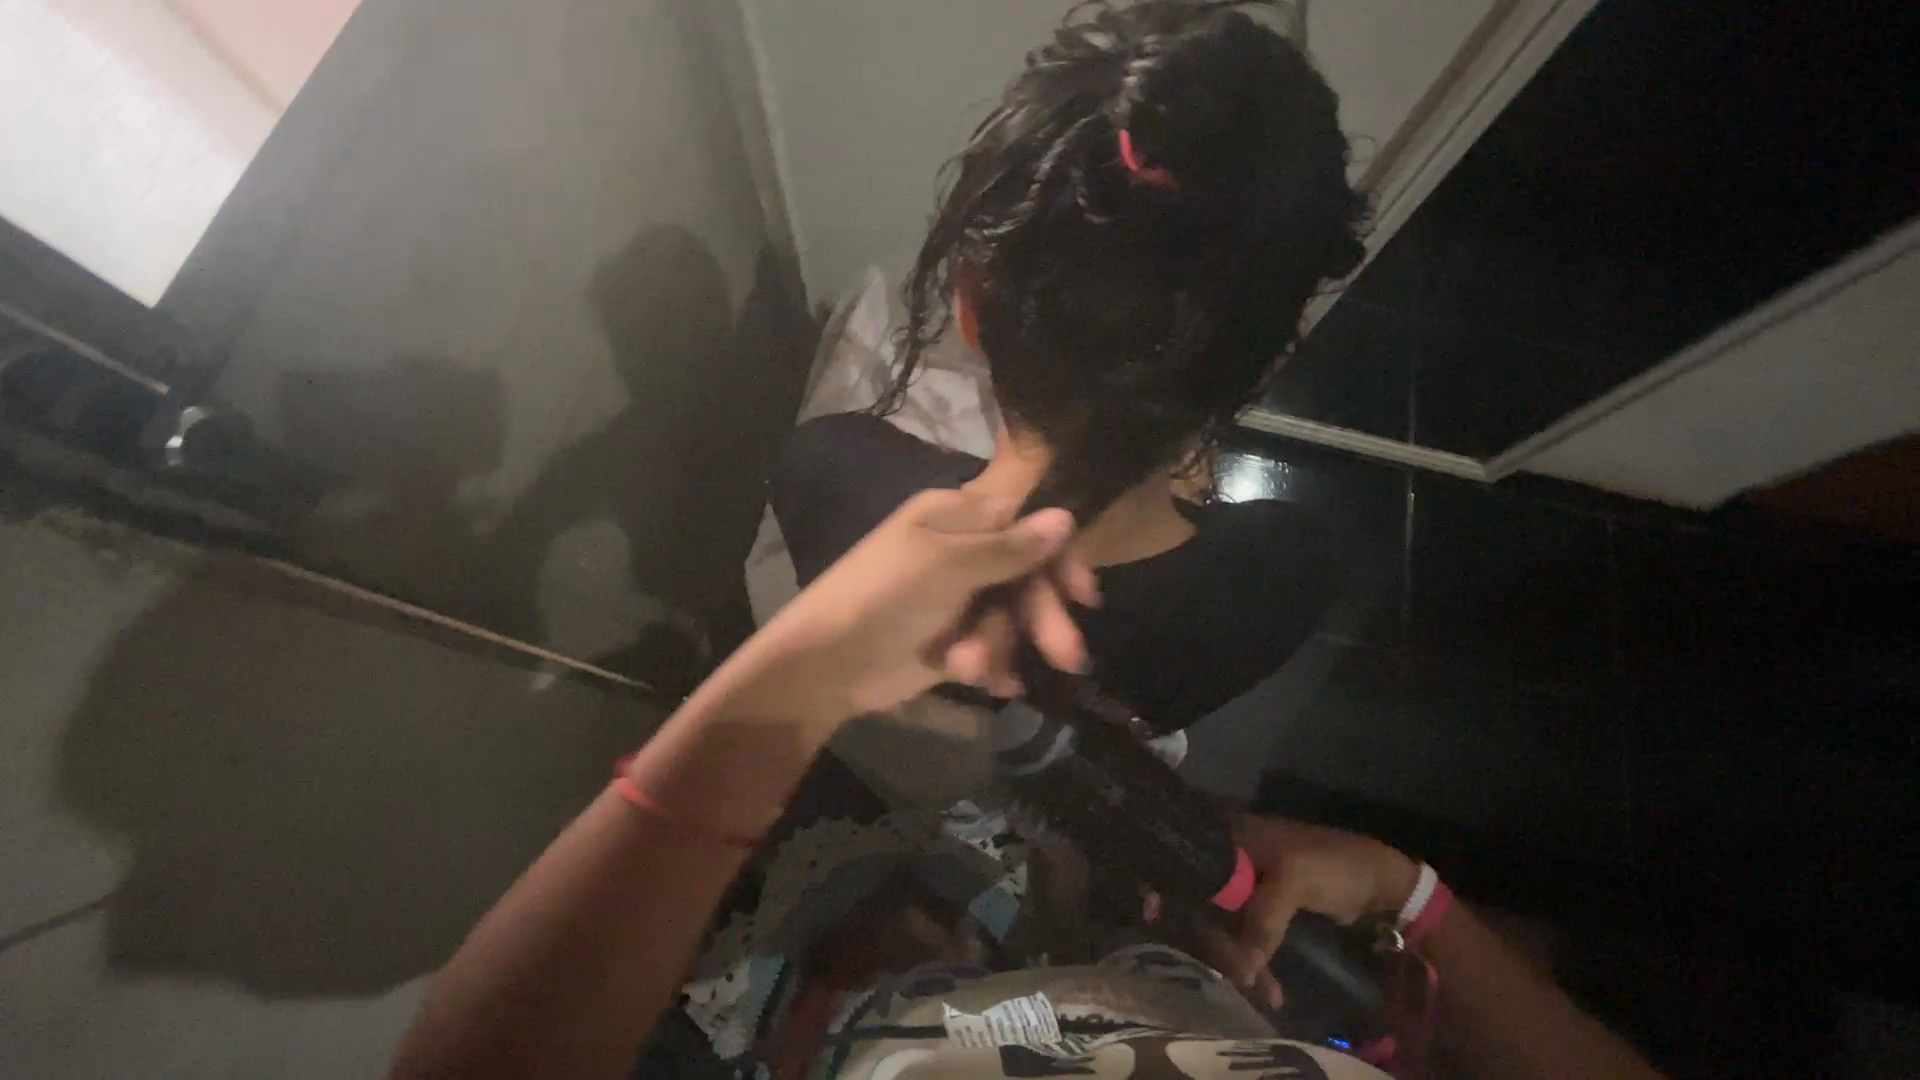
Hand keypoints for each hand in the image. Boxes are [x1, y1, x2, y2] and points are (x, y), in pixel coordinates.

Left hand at [752, 489, 1098, 718]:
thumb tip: (1066, 516)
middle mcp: (963, 551)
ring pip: (1013, 616)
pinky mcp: (956, 638)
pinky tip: (991, 683)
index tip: (1082, 592)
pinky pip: (994, 645)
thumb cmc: (883, 597)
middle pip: (1027, 575)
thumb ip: (1008, 547)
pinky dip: (993, 663)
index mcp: (957, 517)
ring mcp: (959, 596)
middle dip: (1042, 614)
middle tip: (1066, 654)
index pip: (1026, 522)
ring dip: (1003, 645)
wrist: (827, 664)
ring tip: (983, 672)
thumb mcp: (947, 565)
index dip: (1059, 554)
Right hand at [1208, 816, 1419, 1007]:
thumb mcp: (1293, 882)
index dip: (1193, 903)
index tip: (1194, 938)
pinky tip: (1266, 984)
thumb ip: (1262, 919)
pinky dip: (1255, 955)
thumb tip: (1240, 969)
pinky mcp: (1269, 906)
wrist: (1383, 882)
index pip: (1199, 871)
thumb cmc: (1333, 867)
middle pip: (1213, 901)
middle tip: (1240, 977)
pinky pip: (1250, 931)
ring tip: (1263, 992)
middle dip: (1223, 941)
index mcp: (1235, 836)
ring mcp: (1253, 883)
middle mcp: (1236, 856)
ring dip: (1242, 956)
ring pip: (1231, 921)